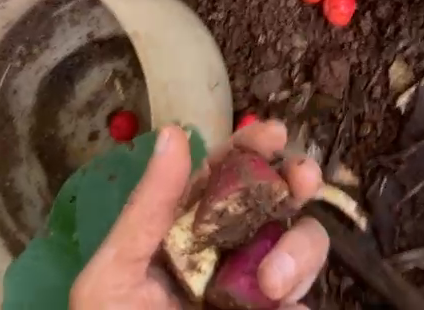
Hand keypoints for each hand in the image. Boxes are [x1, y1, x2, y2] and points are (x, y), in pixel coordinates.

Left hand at [71, 121, 329, 309]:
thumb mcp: (114, 278)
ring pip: (304, 241)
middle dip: (297, 178)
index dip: (251, 146)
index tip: (275, 134)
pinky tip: (282, 307)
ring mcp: (258, 289)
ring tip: (273, 285)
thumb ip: (147, 208)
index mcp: (187, 229)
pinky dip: (302, 296)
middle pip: (276, 197)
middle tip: (303, 178)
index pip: (224, 172)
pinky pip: (309, 299)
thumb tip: (175, 131)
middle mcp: (229, 250)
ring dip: (300, 248)